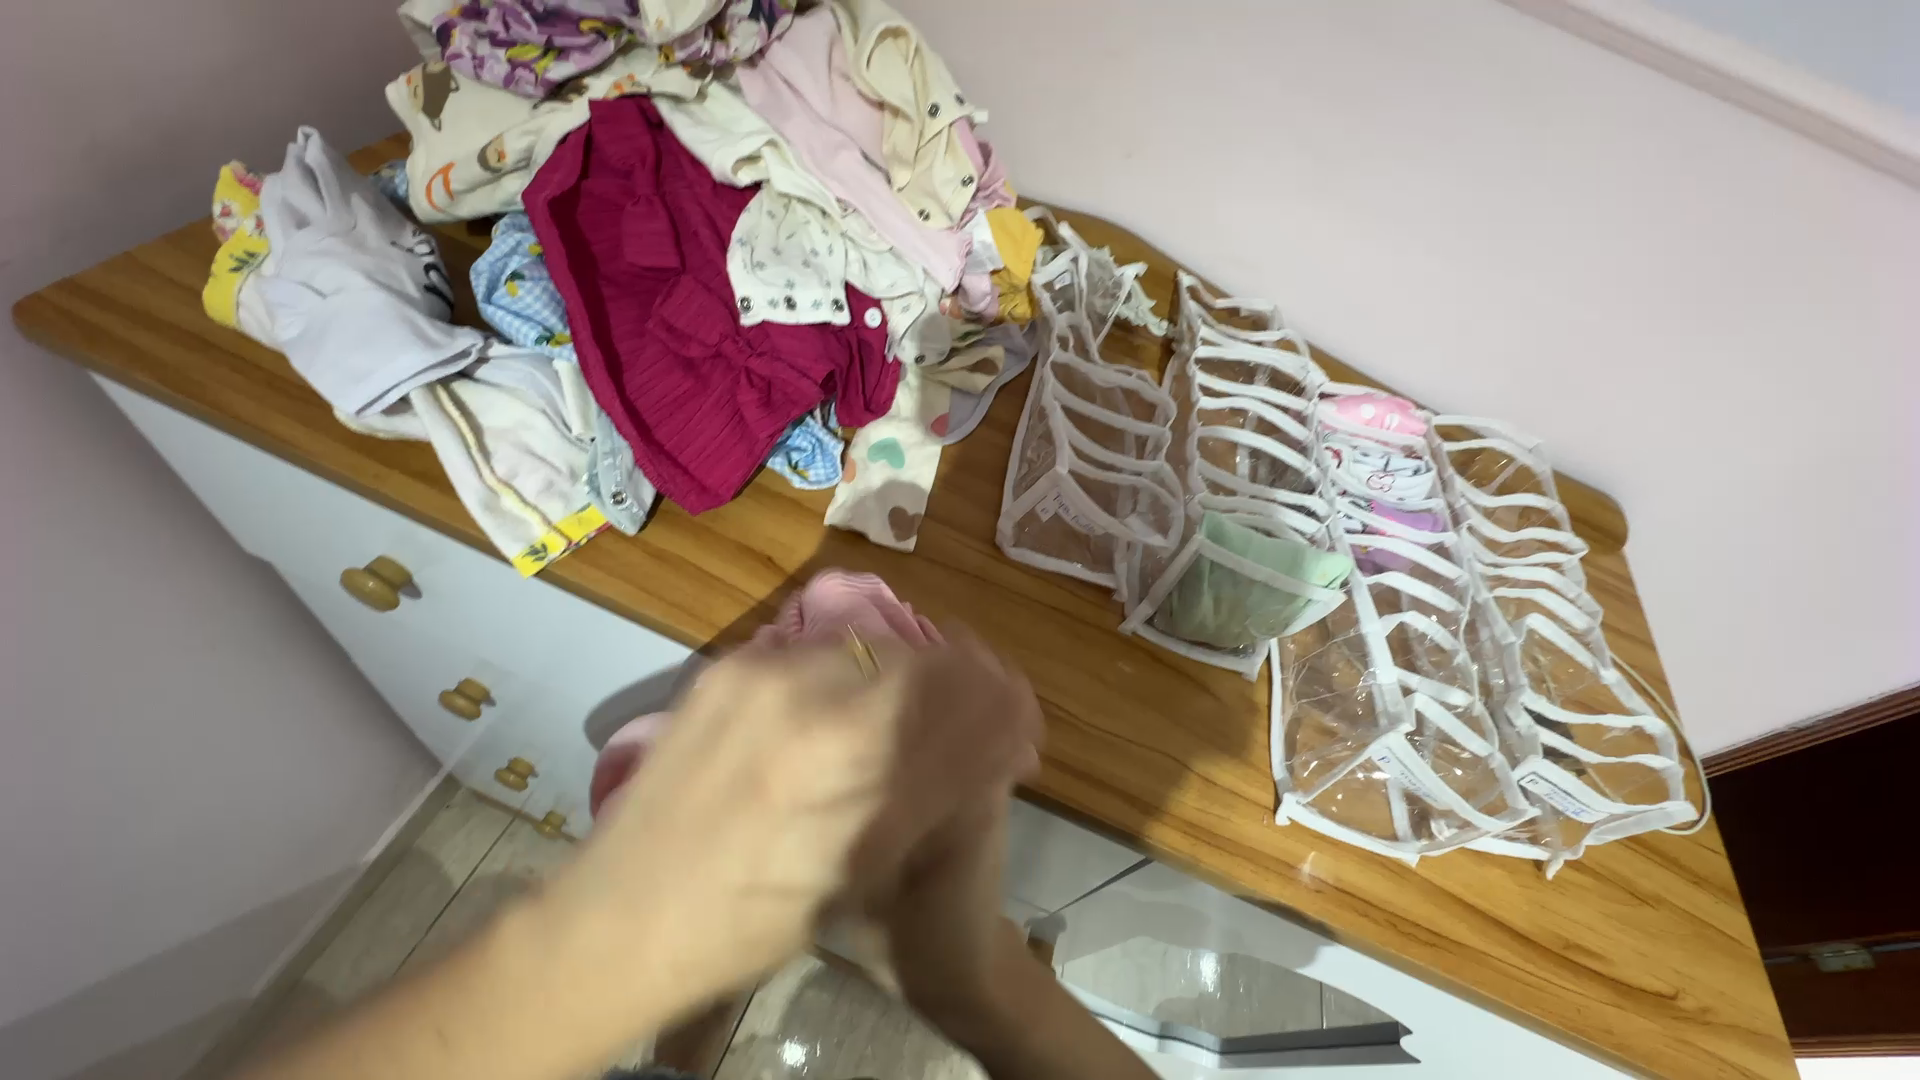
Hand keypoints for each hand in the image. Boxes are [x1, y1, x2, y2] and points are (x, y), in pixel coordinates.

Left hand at [537, 632, 1042, 1024]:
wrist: (622, 912)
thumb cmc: (753, 918)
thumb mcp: (860, 866)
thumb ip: (934, 786)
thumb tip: (995, 738)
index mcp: (843, 750)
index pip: (955, 685)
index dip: (999, 697)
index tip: (1019, 723)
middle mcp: (802, 687)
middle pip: (917, 655)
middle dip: (962, 683)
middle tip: (977, 720)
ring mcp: (756, 667)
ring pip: (869, 645)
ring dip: (907, 677)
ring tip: (915, 720)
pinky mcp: (725, 664)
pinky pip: (818, 652)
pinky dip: (854, 675)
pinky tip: (850, 713)